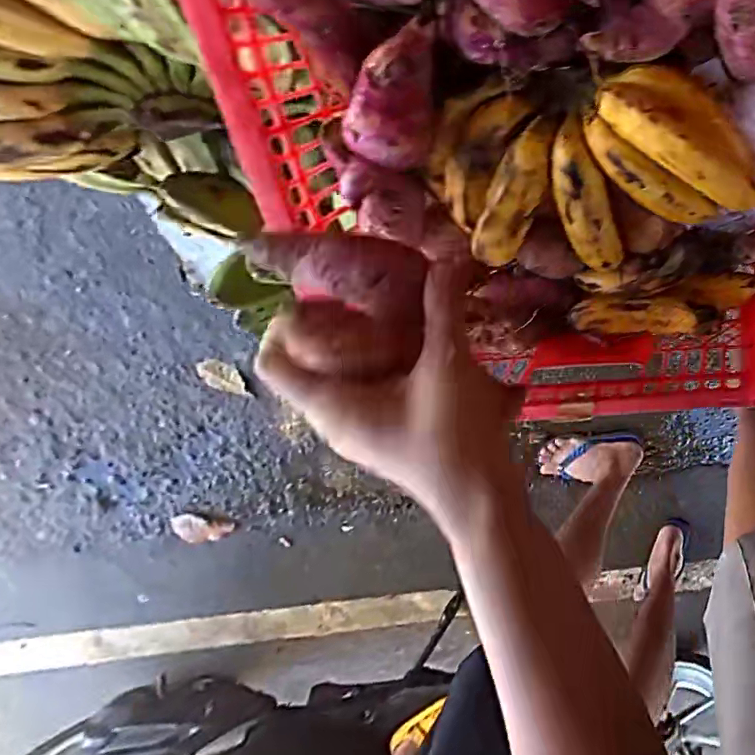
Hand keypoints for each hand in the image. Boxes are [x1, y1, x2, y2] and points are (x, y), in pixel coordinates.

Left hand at [255, 261, 521, 509]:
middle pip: (317, 364)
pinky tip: (444, 353)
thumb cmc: (452, 436)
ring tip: (412, 315)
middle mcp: (339, 419)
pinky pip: (384, 389)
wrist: (481, 496)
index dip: (285, 322)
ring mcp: (369, 430)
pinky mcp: (398, 433)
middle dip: (344, 325)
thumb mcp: (448, 365)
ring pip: (355, 376)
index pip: (273, 361)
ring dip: (379, 343)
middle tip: (375, 294)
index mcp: (332, 406)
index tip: (322, 291)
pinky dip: (403, 364)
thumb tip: (447, 258)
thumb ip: (444, 310)